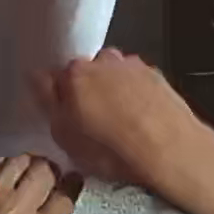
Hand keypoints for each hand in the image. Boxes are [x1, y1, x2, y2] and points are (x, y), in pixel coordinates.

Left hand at [0, 156, 80, 213]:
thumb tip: (52, 207)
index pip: (65, 199)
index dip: (70, 185)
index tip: (71, 179)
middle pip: (46, 173)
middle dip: (50, 170)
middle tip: (47, 173)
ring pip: (23, 161)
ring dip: (29, 164)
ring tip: (26, 171)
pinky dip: (7, 166)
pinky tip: (4, 175)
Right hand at [33, 49, 213, 211]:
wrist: (173, 151)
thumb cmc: (115, 152)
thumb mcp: (67, 138)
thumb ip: (49, 104)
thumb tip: (39, 82)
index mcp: (73, 75)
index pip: (50, 78)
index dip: (54, 98)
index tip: (61, 115)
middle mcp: (101, 61)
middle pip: (82, 73)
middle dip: (83, 92)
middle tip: (90, 123)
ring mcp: (130, 65)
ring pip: (109, 75)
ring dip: (109, 91)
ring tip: (118, 124)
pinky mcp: (154, 73)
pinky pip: (133, 81)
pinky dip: (132, 95)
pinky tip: (139, 119)